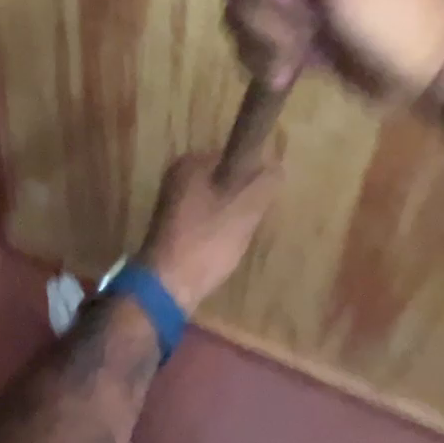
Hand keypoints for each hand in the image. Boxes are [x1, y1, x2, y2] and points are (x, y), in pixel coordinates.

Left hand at [136, 152, 280, 311]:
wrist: (167, 286)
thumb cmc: (206, 241)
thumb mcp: (244, 210)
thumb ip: (264, 184)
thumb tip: (276, 166)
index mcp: (191, 162)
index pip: (234, 156)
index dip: (253, 175)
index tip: (264, 197)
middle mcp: (177, 176)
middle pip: (225, 179)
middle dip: (242, 198)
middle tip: (253, 221)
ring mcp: (172, 202)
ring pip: (217, 201)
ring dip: (231, 216)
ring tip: (238, 237)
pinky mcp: (171, 227)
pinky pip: (204, 219)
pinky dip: (216, 230)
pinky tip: (222, 248)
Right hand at [216, 0, 443, 102]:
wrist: (429, 76)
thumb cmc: (392, 9)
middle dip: (266, 2)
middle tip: (310, 13)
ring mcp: (292, 0)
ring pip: (236, 8)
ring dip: (267, 36)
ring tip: (305, 50)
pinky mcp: (289, 38)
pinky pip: (245, 41)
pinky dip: (262, 59)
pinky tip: (288, 72)